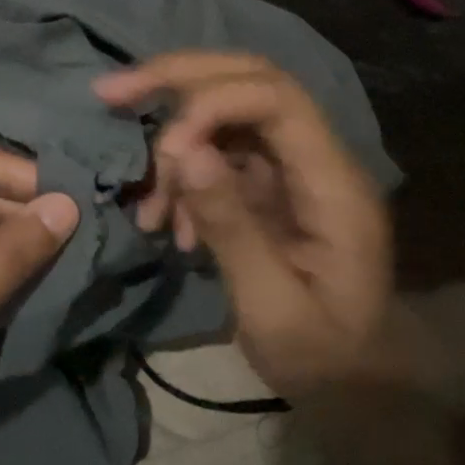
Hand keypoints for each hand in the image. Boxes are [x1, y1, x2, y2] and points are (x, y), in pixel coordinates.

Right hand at [97, 53, 393, 396]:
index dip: (212, 102)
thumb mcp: (273, 308)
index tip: (167, 150)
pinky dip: (178, 173)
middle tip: (109, 92)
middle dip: (176, 78)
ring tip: (150, 210)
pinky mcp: (266, 183)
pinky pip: (213, 151)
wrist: (356, 386)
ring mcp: (289, 167)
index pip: (276, 98)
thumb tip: (185, 152)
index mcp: (333, 183)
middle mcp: (314, 158)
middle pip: (248, 79)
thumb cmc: (323, 356)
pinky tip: (165, 221)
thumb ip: (232, 227)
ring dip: (172, 143)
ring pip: (223, 111)